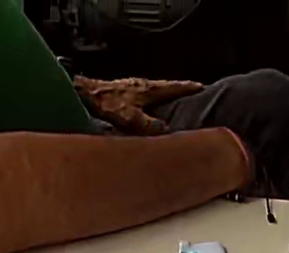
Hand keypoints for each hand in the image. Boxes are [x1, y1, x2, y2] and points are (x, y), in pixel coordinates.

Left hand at [72, 76, 203, 134]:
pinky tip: (145, 115)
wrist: (87, 95)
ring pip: (154, 95)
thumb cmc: (107, 104)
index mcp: (149, 90)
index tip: (201, 88)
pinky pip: (142, 101)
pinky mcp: (123, 95)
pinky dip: (148, 107)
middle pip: (166, 89)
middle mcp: (143, 86)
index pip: (175, 87)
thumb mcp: (130, 118)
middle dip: (178, 94)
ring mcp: (133, 89)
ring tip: (169, 109)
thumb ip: (148, 125)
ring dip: (163, 101)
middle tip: (189, 98)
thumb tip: (165, 131)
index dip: (188, 88)